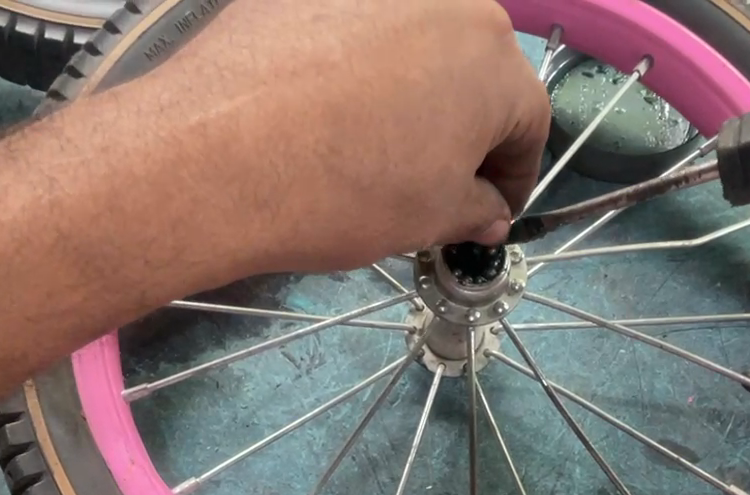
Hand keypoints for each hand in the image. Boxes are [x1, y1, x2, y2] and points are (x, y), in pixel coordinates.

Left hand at [94, 0, 549, 273]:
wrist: (221, 155)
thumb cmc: (351, 194)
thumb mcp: (429, 219)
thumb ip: (476, 212)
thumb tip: (491, 213)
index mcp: (494, 60)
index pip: (528, 125)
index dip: (515, 179)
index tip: (492, 212)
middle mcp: (449, 3)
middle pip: (476, 78)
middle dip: (467, 136)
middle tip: (438, 187)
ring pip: (417, 52)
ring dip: (415, 102)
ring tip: (378, 153)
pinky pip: (358, 37)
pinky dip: (360, 77)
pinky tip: (330, 117)